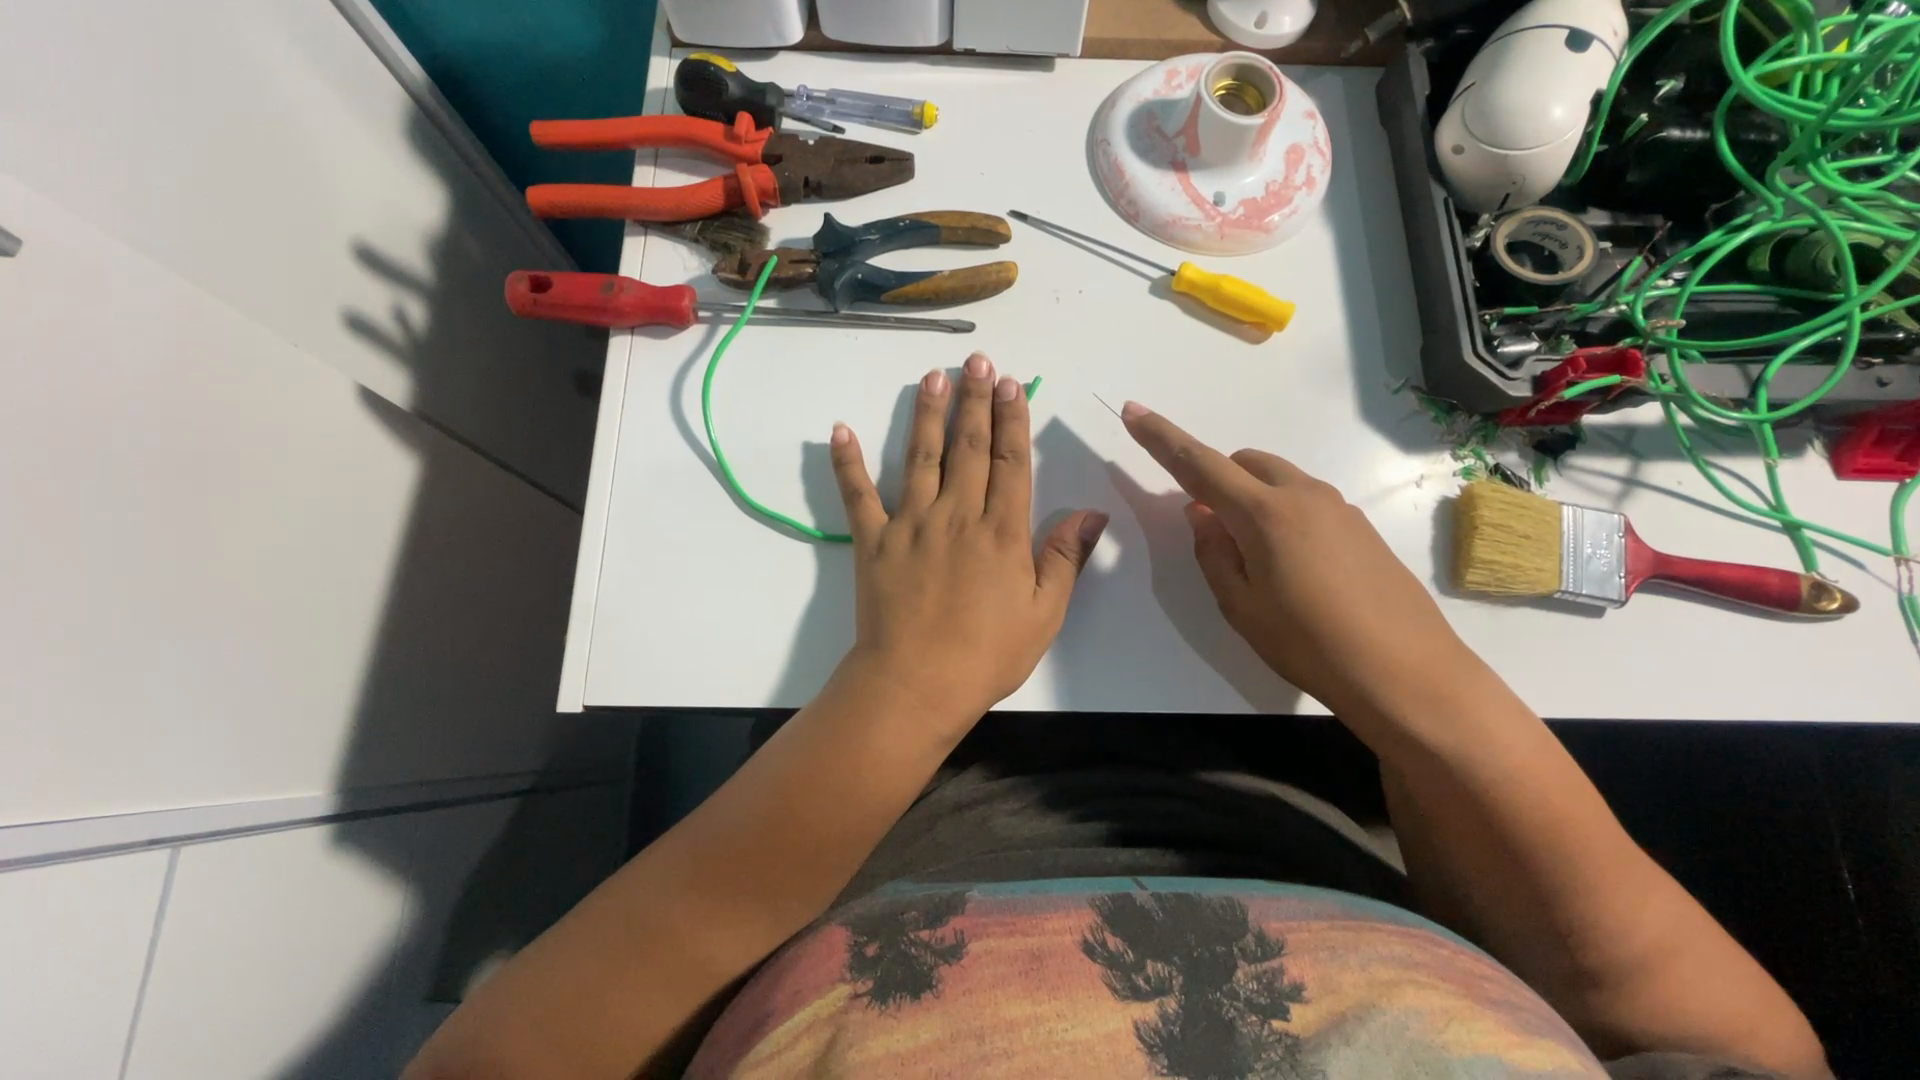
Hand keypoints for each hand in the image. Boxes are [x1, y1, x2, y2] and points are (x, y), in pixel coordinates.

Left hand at [829, 353, 1108, 728]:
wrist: (917, 684)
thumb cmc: (987, 655)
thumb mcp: (1044, 613)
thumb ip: (1065, 558)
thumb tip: (1091, 512)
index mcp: (1002, 532)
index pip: (1012, 462)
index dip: (1012, 419)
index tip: (1011, 384)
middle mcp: (957, 515)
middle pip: (969, 447)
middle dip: (974, 400)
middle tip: (976, 361)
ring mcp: (911, 524)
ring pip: (920, 457)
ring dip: (926, 414)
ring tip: (931, 376)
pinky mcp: (873, 541)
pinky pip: (858, 495)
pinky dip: (848, 462)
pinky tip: (841, 430)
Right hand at [1121, 402, 1468, 716]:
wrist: (1406, 672)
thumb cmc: (1309, 644)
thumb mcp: (1242, 608)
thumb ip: (1214, 553)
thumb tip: (1202, 513)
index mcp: (1264, 514)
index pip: (1199, 463)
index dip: (1161, 437)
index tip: (1134, 411)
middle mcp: (1303, 496)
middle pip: (1244, 463)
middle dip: (1216, 479)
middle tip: (1211, 531)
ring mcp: (1339, 508)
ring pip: (1278, 480)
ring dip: (1252, 498)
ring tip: (1256, 559)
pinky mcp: (1361, 527)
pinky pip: (1306, 502)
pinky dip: (1282, 514)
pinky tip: (1296, 570)